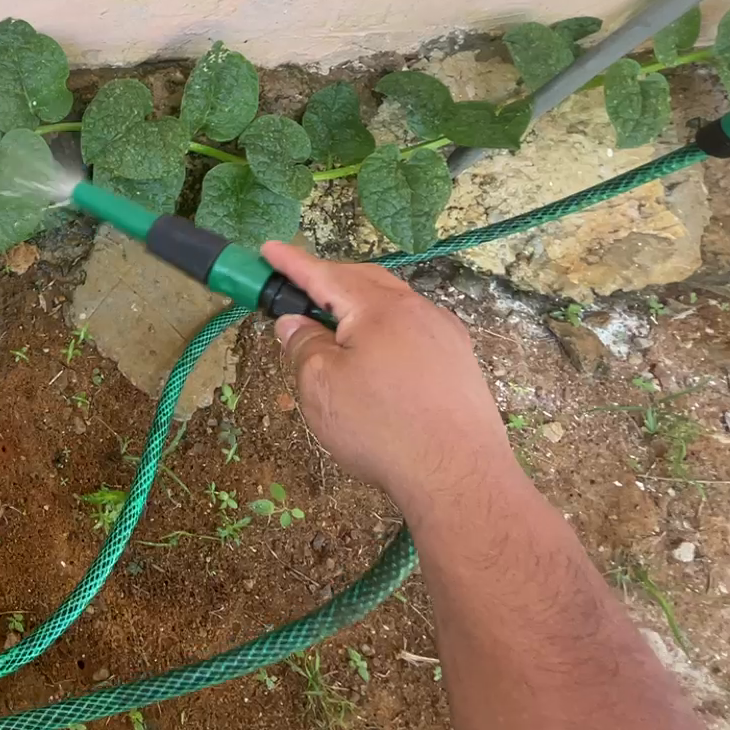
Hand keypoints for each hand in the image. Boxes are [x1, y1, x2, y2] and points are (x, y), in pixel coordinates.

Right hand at [260, 242, 517, 515]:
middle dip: (325, 278)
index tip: (267, 249)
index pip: (324, 275)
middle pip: (363, 280)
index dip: (291, 262)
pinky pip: (408, 325)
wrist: (461, 480)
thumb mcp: (320, 384)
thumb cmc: (381, 427)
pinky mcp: (458, 363)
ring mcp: (444, 337)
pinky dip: (378, 322)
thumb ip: (302, 344)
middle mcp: (417, 312)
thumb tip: (295, 324)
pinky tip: (368, 347)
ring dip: (354, 301)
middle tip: (293, 286)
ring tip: (327, 319)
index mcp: (380, 309)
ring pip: (389, 302)